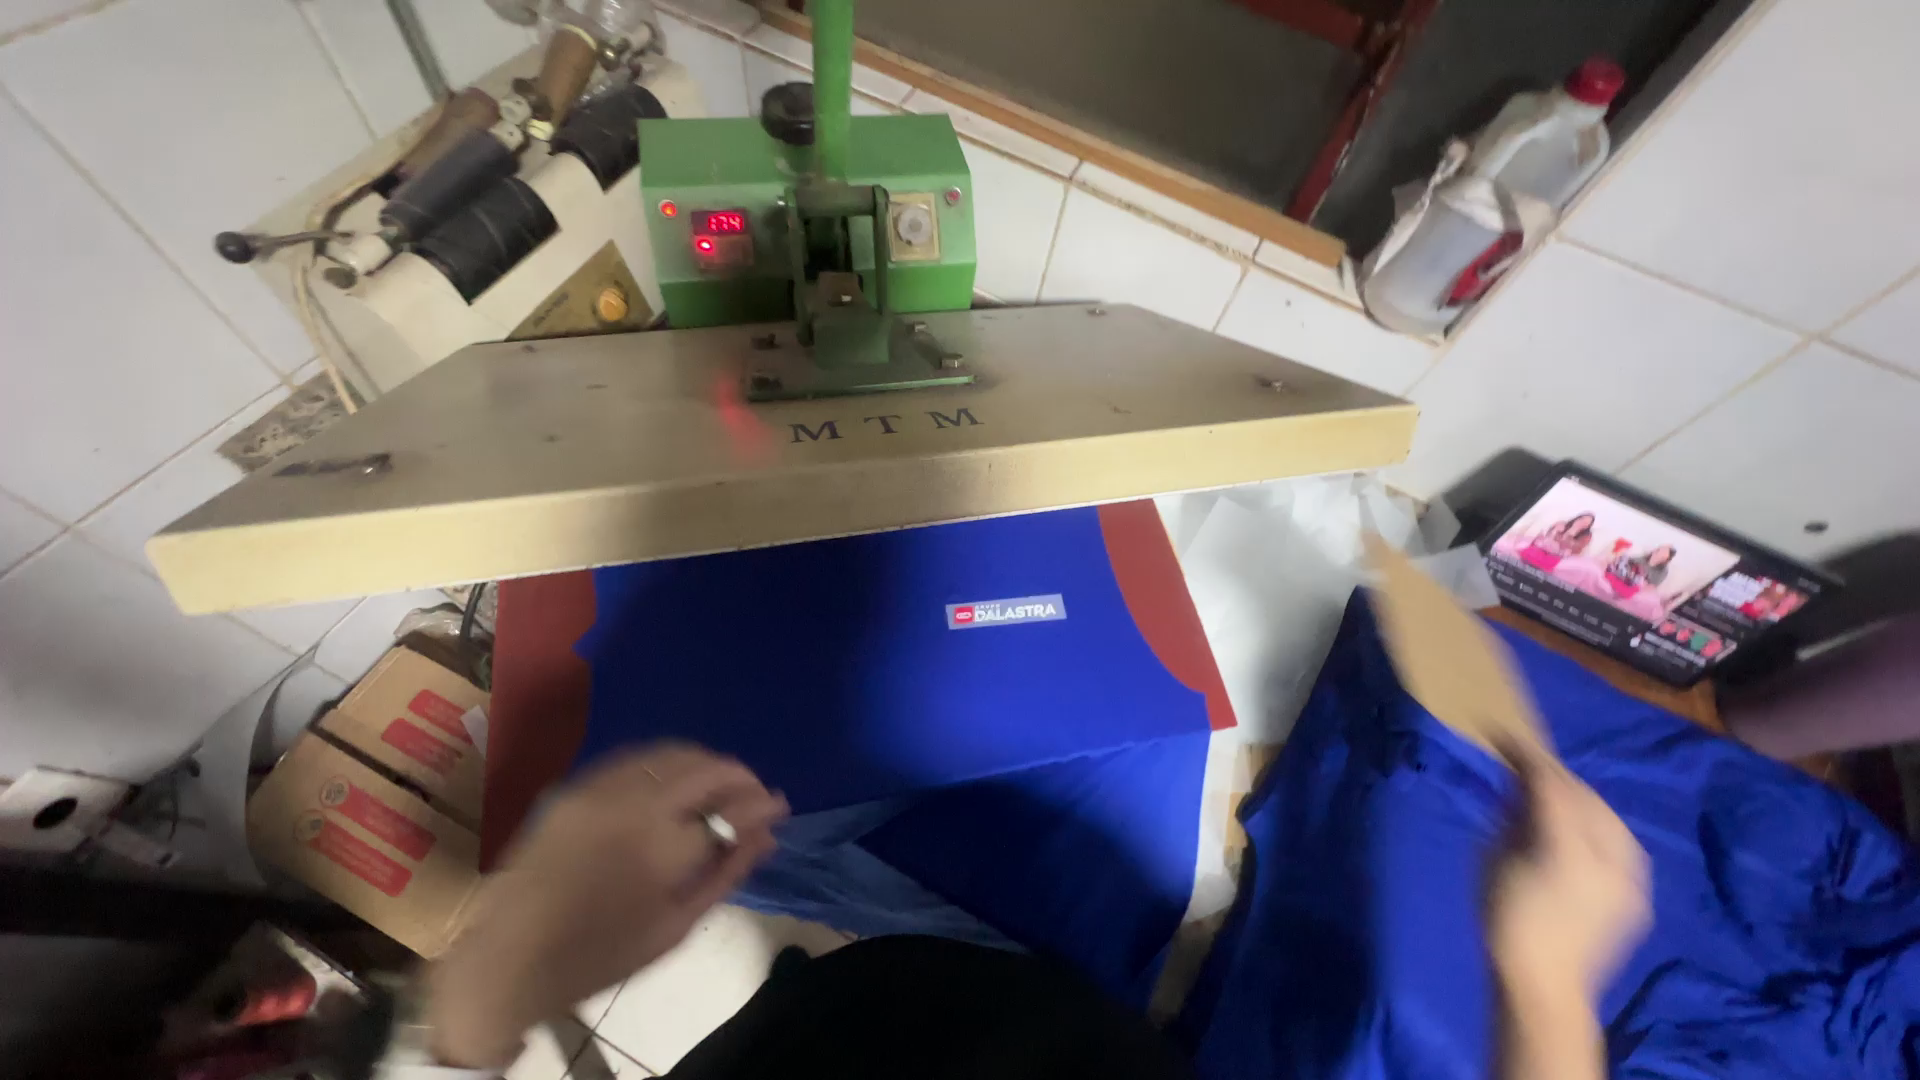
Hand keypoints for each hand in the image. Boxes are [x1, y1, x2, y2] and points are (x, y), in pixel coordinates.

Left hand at [425, 743, 787, 1067]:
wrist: (506, 958)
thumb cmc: (600, 954)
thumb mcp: (674, 926)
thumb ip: (726, 872)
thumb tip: (767, 834)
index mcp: (659, 847)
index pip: (729, 808)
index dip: (761, 804)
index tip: (779, 806)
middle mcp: (632, 803)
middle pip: (704, 768)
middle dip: (738, 777)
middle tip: (755, 795)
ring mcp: (599, 789)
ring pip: (672, 753)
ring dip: (705, 764)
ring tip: (721, 787)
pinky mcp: (576, 785)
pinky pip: (637, 757)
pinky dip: (669, 762)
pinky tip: (678, 782)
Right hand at [1486, 750, 1649, 1000]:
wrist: (1544, 981)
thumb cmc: (1503, 916)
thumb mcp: (1493, 857)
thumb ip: (1511, 819)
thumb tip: (1517, 790)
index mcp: (1564, 848)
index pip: (1548, 784)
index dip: (1525, 754)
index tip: (1500, 732)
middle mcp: (1607, 858)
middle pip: (1583, 795)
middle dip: (1552, 772)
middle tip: (1520, 757)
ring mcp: (1629, 877)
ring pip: (1605, 815)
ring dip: (1575, 793)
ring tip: (1545, 785)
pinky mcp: (1636, 892)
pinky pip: (1618, 839)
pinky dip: (1593, 819)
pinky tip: (1572, 819)